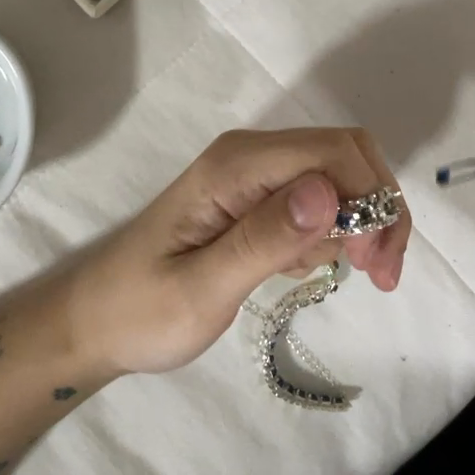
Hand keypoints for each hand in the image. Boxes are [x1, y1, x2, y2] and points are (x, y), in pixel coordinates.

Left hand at [65, 127, 410, 377]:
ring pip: (337, 176)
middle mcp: (250, 156)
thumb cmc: (140, 310)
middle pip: (344, 155)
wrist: (94, 322)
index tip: (377, 264)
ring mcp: (254, 176)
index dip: (370, 197)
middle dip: (377, 207)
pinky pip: (318, 199)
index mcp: (236, 165)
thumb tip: (327, 192)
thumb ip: (264, 239)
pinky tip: (312, 267)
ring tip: (354, 276)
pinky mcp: (256, 199)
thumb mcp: (201, 289)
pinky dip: (336, 230)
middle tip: (379, 273)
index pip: (330, 152)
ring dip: (363, 220)